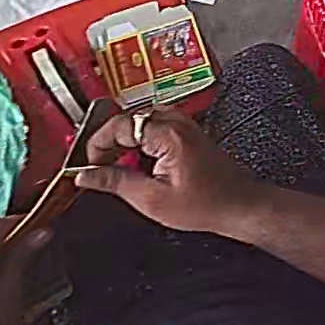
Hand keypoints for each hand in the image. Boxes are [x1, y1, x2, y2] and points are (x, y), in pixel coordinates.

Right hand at [75, 110, 264, 234]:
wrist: (239, 205)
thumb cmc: (206, 204)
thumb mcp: (151, 200)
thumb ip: (115, 182)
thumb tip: (85, 176)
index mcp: (168, 134)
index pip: (119, 124)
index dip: (97, 143)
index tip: (87, 162)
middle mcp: (177, 122)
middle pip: (128, 119)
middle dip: (108, 142)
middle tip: (96, 165)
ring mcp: (184, 124)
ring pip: (140, 122)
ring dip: (123, 141)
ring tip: (113, 166)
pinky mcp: (187, 132)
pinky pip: (154, 127)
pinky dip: (139, 142)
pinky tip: (136, 164)